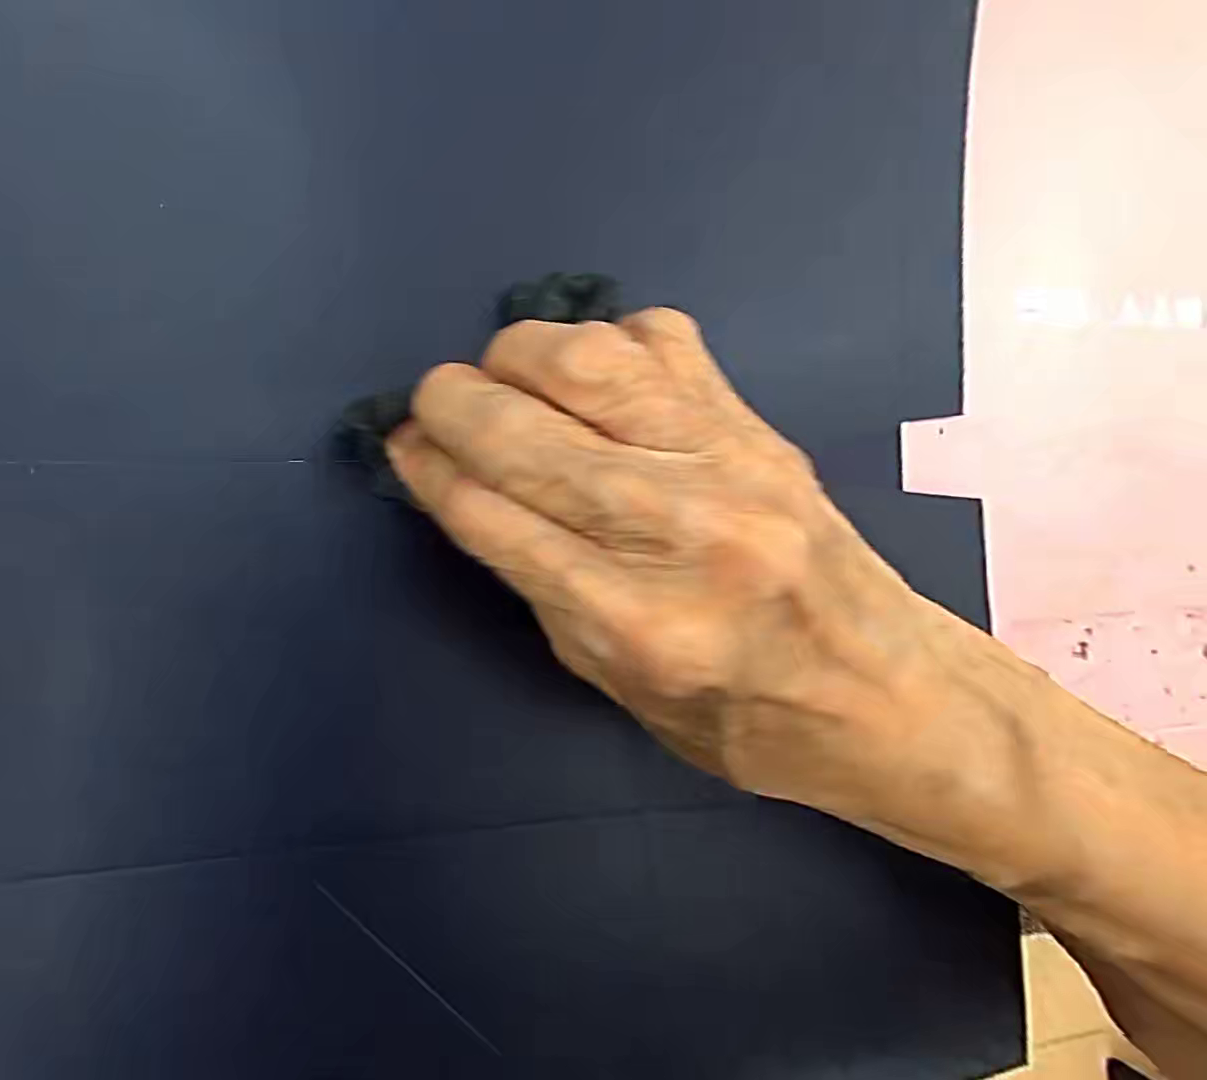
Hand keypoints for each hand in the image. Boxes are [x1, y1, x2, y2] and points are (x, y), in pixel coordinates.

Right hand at [387, 311, 945, 799]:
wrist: (885, 696)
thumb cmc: (719, 707)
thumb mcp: (593, 668)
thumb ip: (524, 572)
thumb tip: (455, 483)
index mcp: (627, 617)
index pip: (488, 514)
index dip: (427, 468)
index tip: (399, 444)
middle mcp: (680, 528)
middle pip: (523, 434)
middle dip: (448, 404)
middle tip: (427, 405)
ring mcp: (730, 460)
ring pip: (587, 362)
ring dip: (514, 357)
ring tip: (496, 378)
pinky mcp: (759, 420)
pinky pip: (658, 338)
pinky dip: (596, 343)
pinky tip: (581, 379)